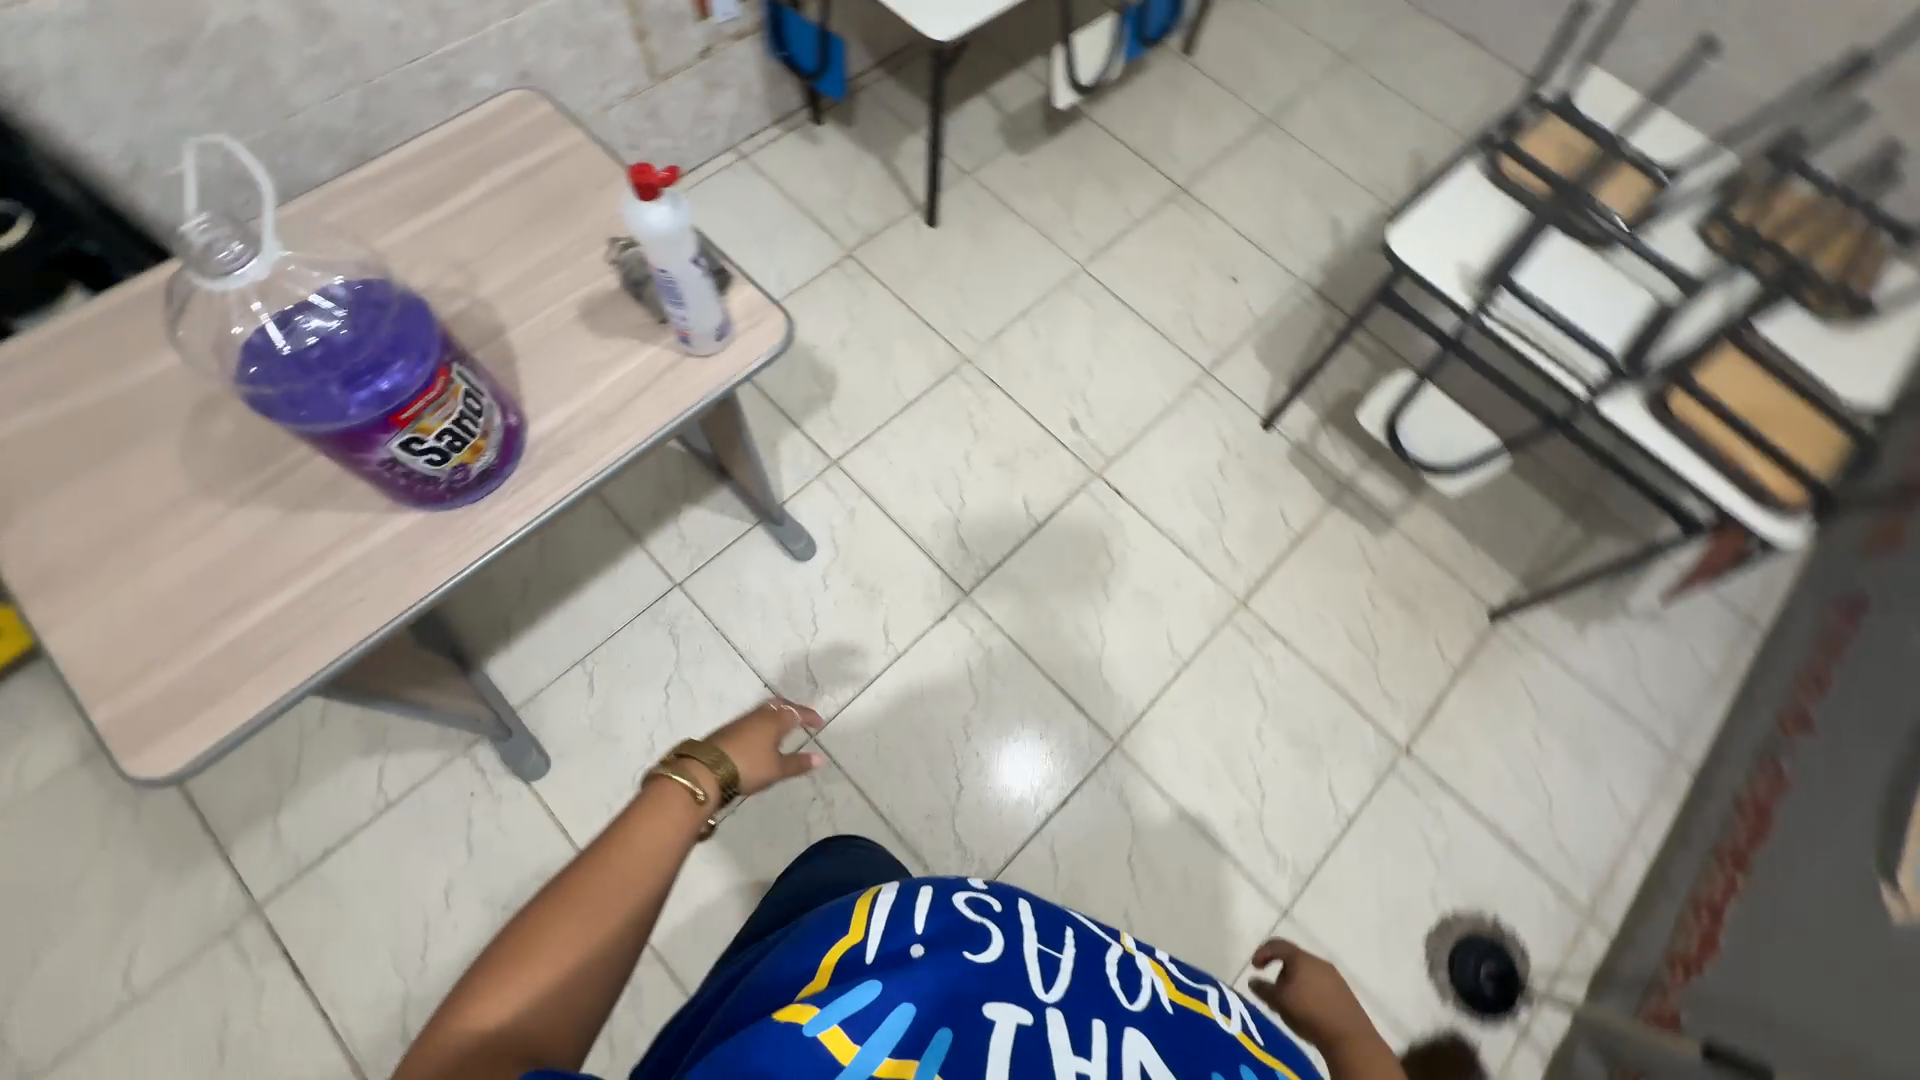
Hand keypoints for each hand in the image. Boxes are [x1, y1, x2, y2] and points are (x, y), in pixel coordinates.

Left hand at [700, 697, 826, 798]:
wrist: (706, 770)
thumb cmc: (749, 766)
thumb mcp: (777, 769)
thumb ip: (798, 763)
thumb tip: (821, 759)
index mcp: (776, 720)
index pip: (798, 713)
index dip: (810, 717)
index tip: (820, 723)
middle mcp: (760, 715)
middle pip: (780, 705)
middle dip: (793, 709)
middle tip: (802, 718)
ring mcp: (742, 720)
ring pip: (765, 710)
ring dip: (777, 715)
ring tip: (784, 726)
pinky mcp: (729, 729)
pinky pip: (754, 718)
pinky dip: (764, 722)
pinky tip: (762, 735)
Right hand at [1246, 939, 1385, 1054]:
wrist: (1350, 1037)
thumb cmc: (1309, 1013)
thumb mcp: (1279, 1002)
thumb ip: (1263, 989)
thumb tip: (1253, 980)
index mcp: (1301, 958)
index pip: (1277, 944)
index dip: (1262, 952)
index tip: (1255, 967)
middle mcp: (1318, 962)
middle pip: (1293, 959)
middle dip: (1281, 973)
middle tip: (1275, 992)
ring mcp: (1334, 976)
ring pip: (1308, 973)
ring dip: (1296, 984)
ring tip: (1292, 1005)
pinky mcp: (1344, 992)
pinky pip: (1321, 985)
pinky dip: (1310, 992)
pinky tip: (1310, 1011)